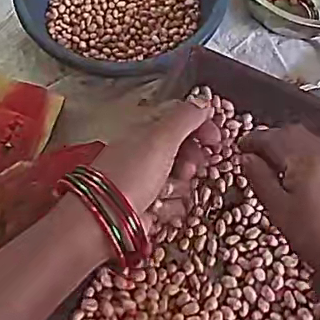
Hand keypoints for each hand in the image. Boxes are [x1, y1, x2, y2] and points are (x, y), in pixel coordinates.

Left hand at [88, 100, 219, 236]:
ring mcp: (147, 182)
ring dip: (178, 189)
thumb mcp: (160, 139)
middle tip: (186, 170)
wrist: (103, 220)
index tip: (216, 140)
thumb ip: (185, 118)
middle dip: (191, 162)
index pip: (181, 121)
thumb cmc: (131, 175)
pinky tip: (156, 211)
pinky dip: (168, 209)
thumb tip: (203, 100)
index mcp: (145, 131)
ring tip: (163, 194)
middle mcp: (146, 154)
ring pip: (183, 181)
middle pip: (185, 152)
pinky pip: (174, 205)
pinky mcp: (149, 208)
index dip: (201, 127)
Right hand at [238, 125, 319, 270]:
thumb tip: (246, 158)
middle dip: (271, 137)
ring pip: (307, 140)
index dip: (252, 140)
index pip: (272, 138)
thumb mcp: (278, 208)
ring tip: (273, 161)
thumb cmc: (313, 233)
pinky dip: (303, 153)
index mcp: (302, 159)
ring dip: (288, 144)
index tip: (240, 146)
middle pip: (291, 133)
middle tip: (254, 151)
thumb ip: (260, 178)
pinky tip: (296, 171)